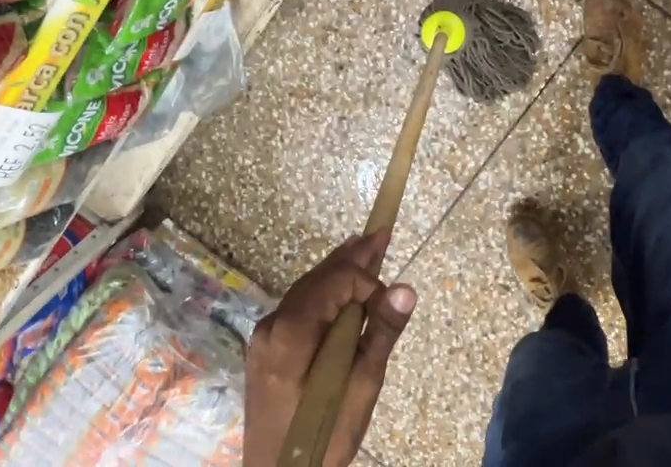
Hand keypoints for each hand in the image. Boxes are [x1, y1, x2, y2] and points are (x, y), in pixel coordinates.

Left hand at [243, 232, 416, 466]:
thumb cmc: (323, 438)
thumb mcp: (360, 389)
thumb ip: (380, 335)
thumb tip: (406, 287)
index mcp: (292, 332)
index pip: (336, 281)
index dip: (366, 280)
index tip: (392, 298)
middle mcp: (272, 325)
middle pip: (318, 279)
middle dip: (351, 258)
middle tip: (381, 233)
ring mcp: (265, 337)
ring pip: (307, 291)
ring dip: (337, 273)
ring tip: (365, 251)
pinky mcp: (266, 351)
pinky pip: (298, 309)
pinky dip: (323, 295)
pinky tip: (340, 293)